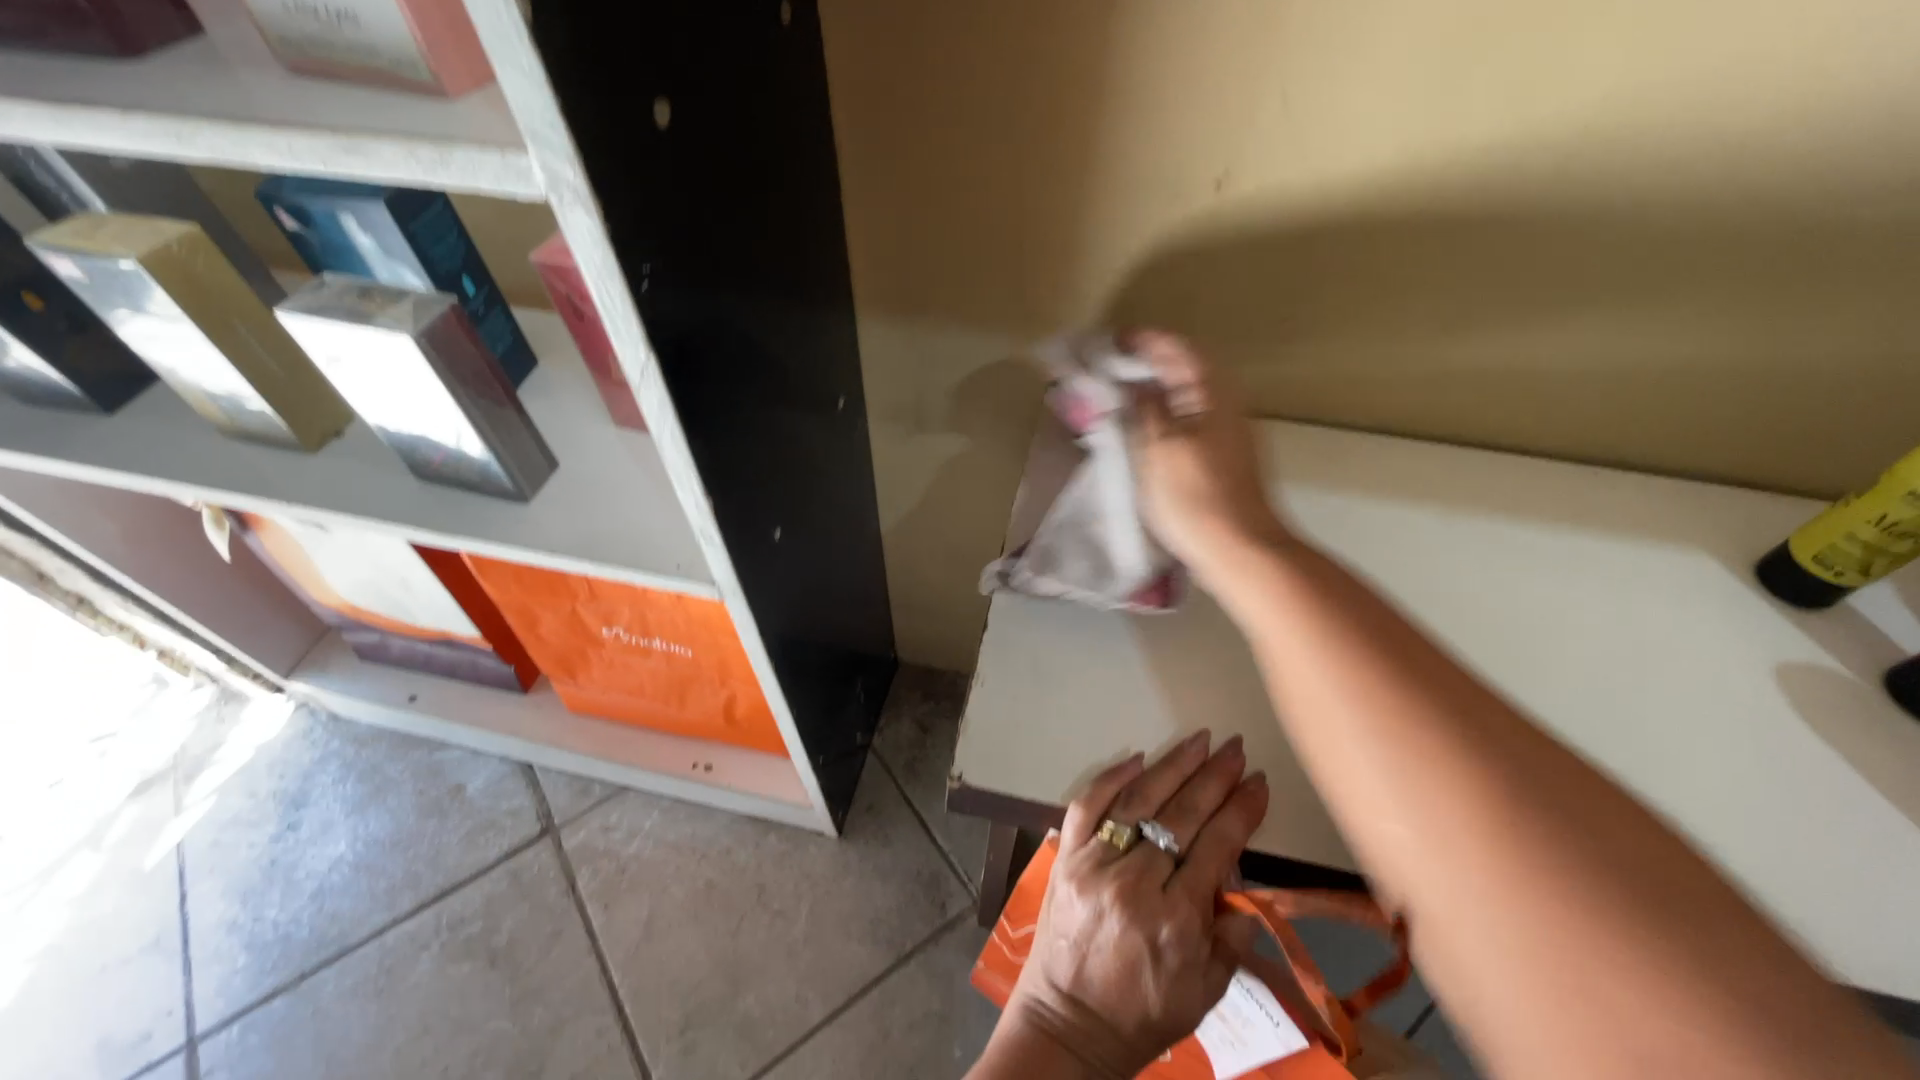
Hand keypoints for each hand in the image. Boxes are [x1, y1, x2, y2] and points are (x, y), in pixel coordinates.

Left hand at [993, 732, 1270, 1077]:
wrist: (1067, 1024)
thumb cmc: (1143, 1013)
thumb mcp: (1206, 991)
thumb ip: (1230, 937)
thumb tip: (1241, 884)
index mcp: (1176, 920)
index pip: (1216, 846)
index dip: (1240, 810)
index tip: (1258, 782)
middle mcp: (1134, 883)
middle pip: (1181, 816)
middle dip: (1213, 777)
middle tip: (1235, 747)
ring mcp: (1093, 866)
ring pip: (1137, 802)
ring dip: (1172, 766)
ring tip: (1198, 740)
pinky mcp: (1065, 859)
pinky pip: (1086, 807)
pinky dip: (1110, 778)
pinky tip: (1138, 758)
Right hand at [1125, 331, 1292, 583]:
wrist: (1241, 549)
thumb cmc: (1195, 496)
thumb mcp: (1159, 449)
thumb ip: (1146, 409)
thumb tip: (1137, 383)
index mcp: (1212, 394)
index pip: (1179, 350)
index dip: (1148, 341)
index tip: (1115, 340)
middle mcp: (1226, 406)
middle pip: (1189, 370)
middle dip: (1153, 363)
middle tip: (1115, 365)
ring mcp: (1229, 433)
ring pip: (1191, 396)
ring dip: (1159, 389)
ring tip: (1125, 394)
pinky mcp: (1225, 458)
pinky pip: (1192, 419)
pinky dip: (1168, 414)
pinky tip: (1148, 429)